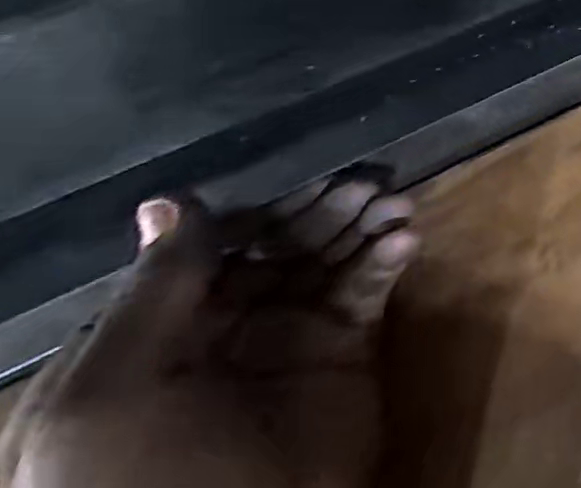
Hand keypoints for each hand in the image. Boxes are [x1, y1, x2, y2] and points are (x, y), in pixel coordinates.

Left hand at [0, 177, 417, 487]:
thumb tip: (170, 201)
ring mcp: (289, 337)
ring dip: (366, 226)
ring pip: (331, 261)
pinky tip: (406, 242)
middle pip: (280, 249)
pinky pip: (367, 291)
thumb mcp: (111, 391)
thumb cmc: (140, 472)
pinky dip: (388, 261)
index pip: (212, 252)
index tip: (307, 184)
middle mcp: (224, 326)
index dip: (260, 213)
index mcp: (154, 334)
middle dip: (325, 212)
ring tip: (399, 205)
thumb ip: (151, 293)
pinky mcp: (346, 347)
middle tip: (370, 184)